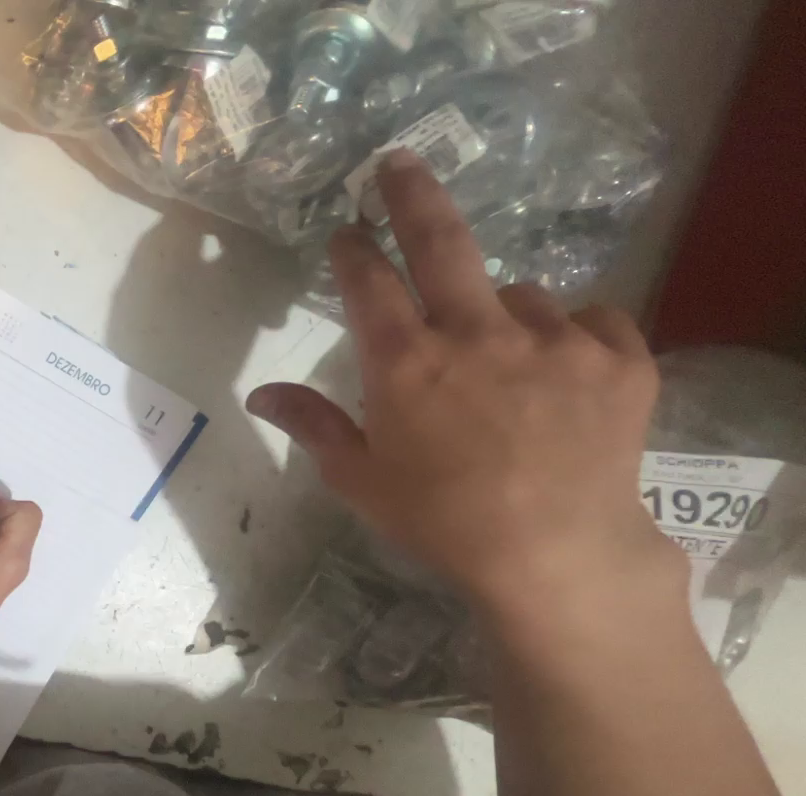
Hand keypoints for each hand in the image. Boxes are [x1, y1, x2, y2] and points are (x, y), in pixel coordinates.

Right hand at [246, 149, 684, 621]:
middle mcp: (477, 334)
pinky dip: (562, 331)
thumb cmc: (434, 516)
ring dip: (496, 307)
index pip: (369, 285)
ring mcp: (555, 339)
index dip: (352, 252)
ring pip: (518, 293)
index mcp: (404, 363)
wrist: (553, 549)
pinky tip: (553, 365)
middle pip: (444, 243)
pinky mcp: (618, 357)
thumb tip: (260, 392)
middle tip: (399, 163)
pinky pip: (586, 318)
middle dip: (413, 197)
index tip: (343, 230)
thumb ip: (311, 422)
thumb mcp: (355, 476)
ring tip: (494, 352)